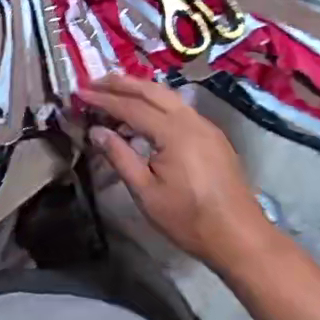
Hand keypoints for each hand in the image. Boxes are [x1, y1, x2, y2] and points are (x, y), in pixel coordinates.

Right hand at [78, 73, 273, 266]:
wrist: (240, 238)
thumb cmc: (189, 219)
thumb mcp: (146, 192)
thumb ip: (120, 156)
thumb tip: (96, 131)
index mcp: (174, 133)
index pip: (131, 107)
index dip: (103, 99)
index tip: (80, 93)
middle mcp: (191, 120)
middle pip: (151, 90)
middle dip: (121, 83)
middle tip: (93, 81)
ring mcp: (205, 126)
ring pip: (168, 96)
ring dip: (139, 89)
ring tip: (114, 89)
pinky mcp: (212, 136)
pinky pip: (179, 107)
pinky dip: (156, 102)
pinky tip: (143, 112)